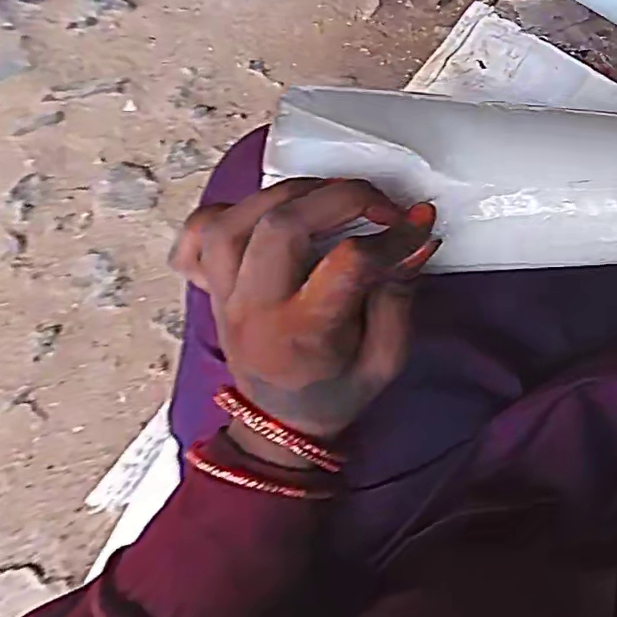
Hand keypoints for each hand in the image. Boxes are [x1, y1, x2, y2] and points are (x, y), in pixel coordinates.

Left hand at [169, 178, 438, 460]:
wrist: (280, 423)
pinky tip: (268, 213)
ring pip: (236, 219)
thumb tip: (414, 242)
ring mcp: (224, 294)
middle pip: (284, 225)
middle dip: (343, 196)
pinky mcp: (211, 285)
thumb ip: (401, 298)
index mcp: (305, 333)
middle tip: (381, 205)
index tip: (418, 224)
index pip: (349, 263)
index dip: (393, 236)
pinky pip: (198, 234)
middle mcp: (255, 308)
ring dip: (292, 193)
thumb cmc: (339, 392)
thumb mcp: (388, 358)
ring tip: (332, 197)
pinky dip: (230, 211)